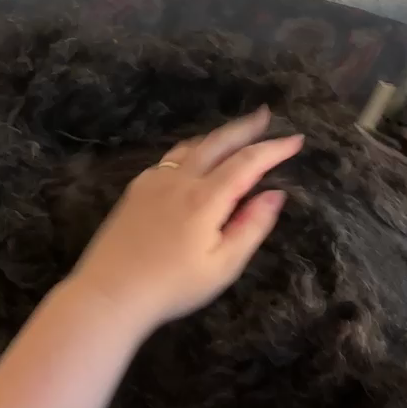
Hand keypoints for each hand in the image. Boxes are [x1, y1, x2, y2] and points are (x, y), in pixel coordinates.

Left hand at [57, 107, 301, 335]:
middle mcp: (180, 179)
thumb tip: (275, 194)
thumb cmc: (172, 286)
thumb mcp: (223, 265)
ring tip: (235, 134)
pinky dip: (192, 150)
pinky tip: (194, 160)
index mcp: (206, 198)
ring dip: (218, 136)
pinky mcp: (137, 189)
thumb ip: (251, 226)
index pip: (247, 163)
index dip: (274, 149)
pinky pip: (171, 158)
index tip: (296, 140)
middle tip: (266, 115)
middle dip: (245, 127)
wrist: (110, 292)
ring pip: (192, 147)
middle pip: (218, 142)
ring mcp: (154, 181)